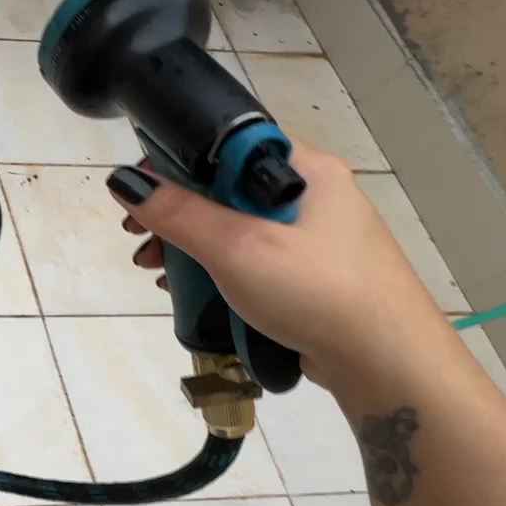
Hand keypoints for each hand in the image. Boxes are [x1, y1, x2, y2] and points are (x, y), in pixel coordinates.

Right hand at [111, 140, 454, 395]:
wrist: (383, 359)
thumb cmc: (314, 291)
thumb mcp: (237, 247)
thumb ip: (178, 214)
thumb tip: (123, 180)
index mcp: (303, 170)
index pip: (225, 146)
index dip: (174, 165)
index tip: (138, 197)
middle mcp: (307, 193)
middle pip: (221, 189)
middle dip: (173, 215)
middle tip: (141, 241)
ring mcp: (307, 235)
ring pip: (228, 227)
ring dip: (186, 247)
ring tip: (158, 274)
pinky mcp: (302, 270)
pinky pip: (243, 257)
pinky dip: (210, 270)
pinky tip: (192, 291)